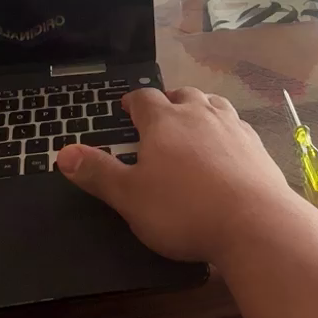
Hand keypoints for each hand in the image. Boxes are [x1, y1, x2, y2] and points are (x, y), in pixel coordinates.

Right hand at [55, 87, 312, 263]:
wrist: (254, 222)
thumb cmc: (183, 210)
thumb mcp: (130, 197)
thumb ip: (97, 173)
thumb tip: (62, 152)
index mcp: (164, 121)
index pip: (143, 98)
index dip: (132, 102)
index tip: (125, 109)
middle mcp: (198, 113)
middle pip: (180, 94)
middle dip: (168, 101)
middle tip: (159, 115)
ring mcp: (231, 125)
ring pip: (212, 103)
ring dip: (199, 107)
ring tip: (193, 119)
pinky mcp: (255, 144)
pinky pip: (236, 124)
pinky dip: (225, 128)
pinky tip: (226, 144)